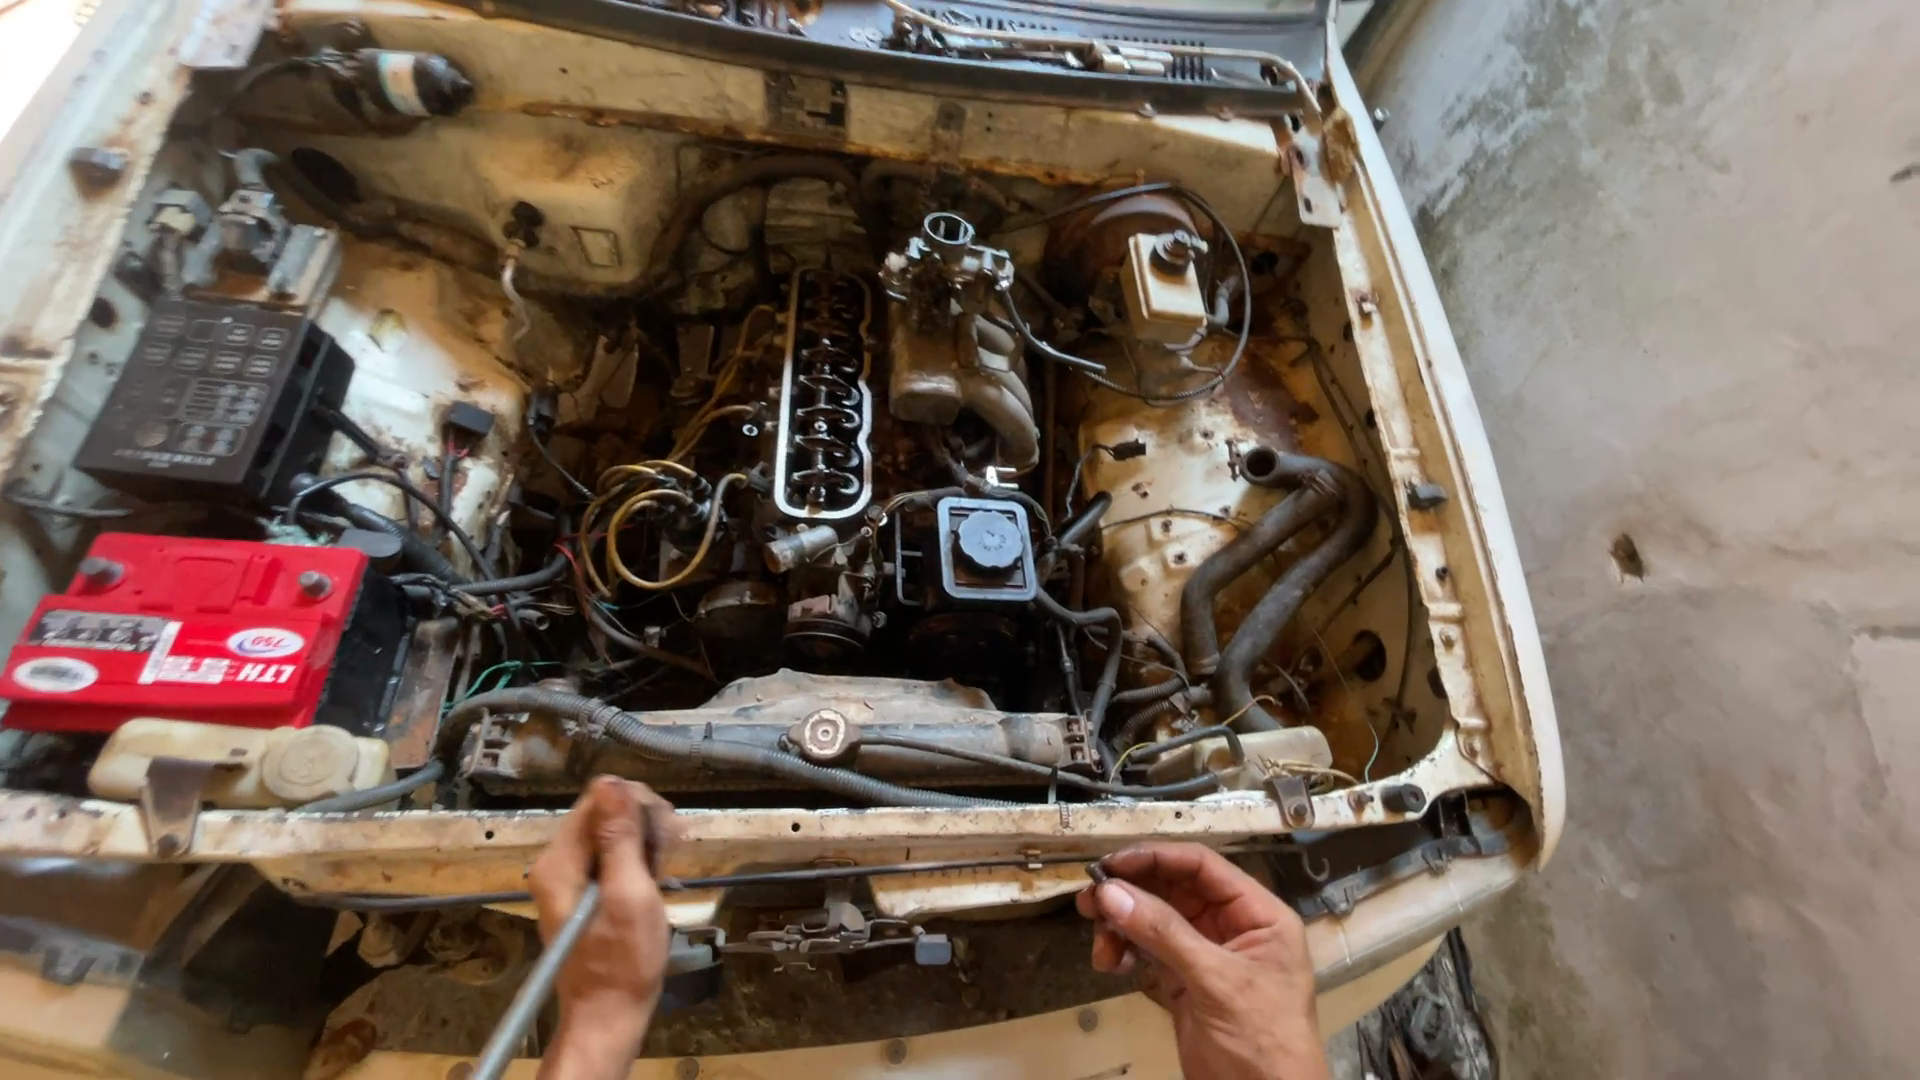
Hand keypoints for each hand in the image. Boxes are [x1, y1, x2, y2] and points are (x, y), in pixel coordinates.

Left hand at [529, 776, 675, 1079]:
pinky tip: (659, 871)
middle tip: (673, 847)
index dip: (637, 804)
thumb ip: (619, 837)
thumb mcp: (629, 893)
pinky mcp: (585, 888)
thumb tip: (611, 782)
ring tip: (669, 862)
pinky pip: (614, 851)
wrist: (611, 1013)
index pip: (599, 798)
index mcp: (559, 861)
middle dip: (645, 821)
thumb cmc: (623, 959)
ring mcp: (570, 876)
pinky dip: (640, 855)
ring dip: (647, 838)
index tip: (665, 828)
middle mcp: (558, 862)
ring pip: (615, 829)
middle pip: (606, 811)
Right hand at [1077, 843, 1327, 1079]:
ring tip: (1099, 942)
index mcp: (1256, 913)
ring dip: (1121, 924)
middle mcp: (1229, 924)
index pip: (1201, 865)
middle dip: (1130, 893)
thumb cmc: (1261, 1041)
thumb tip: (1108, 891)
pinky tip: (1110, 964)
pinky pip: (1146, 948)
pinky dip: (1124, 951)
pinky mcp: (1182, 979)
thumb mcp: (1216, 981)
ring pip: (1153, 917)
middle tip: (1090, 900)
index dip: (1155, 858)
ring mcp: (1204, 951)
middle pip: (1171, 888)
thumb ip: (1163, 932)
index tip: (1112, 864)